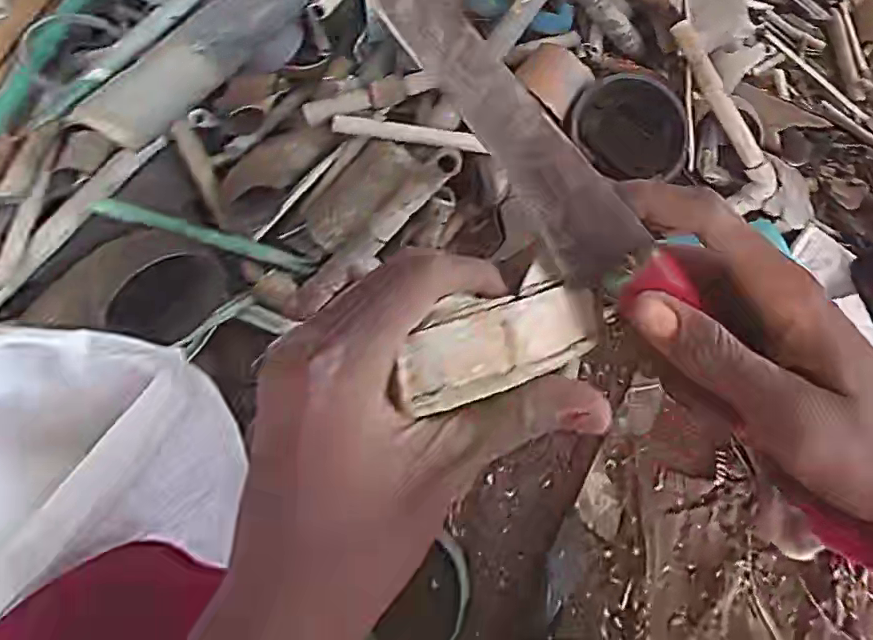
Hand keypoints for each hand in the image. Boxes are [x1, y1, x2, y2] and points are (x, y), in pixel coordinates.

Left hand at [193, 251, 611, 639]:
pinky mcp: (283, 364)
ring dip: (419, 297)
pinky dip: (389, 315)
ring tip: (458, 337)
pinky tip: (414, 355)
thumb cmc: (358, 549)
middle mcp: (305, 344)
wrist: (280, 600)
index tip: (505, 300)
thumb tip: (592, 402)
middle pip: (392, 272)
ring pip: (369, 285)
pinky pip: (346, 310)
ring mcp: (287, 352)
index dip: (471, 273)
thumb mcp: (446, 473)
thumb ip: (520, 418)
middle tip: (490, 320)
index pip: (416, 276)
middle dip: (450, 284)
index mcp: (341, 366)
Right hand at [617, 182, 872, 534]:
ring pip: (685, 309)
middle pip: (682, 268)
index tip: (595, 206)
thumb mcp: (792, 416)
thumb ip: (714, 359)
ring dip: (677, 354)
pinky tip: (724, 417)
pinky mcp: (758, 342)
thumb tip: (639, 304)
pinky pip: (702, 339)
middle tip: (655, 366)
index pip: (706, 218)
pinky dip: (693, 371)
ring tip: (718, 414)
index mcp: (778, 286)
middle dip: (653, 309)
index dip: (650, 201)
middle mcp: (764, 289)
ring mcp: (760, 316)